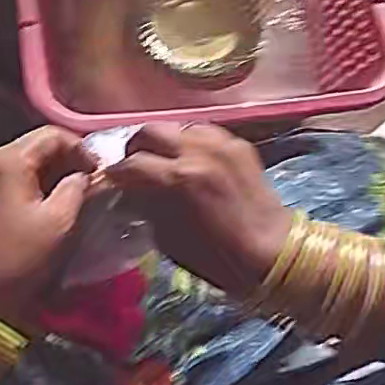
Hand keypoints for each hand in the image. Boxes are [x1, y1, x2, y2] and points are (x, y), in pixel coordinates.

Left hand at [0, 127, 95, 333]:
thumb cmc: (17, 258)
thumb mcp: (58, 222)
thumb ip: (77, 188)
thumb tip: (84, 175)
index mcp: (5, 160)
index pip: (51, 135)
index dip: (81, 149)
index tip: (98, 172)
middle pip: (33, 146)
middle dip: (64, 161)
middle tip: (88, 183)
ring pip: (20, 162)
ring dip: (48, 173)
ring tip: (71, 194)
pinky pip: (5, 178)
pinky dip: (28, 184)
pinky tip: (44, 204)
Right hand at [102, 123, 292, 296]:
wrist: (274, 254)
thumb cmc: (219, 258)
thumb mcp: (169, 238)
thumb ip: (148, 205)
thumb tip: (133, 191)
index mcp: (179, 179)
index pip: (131, 164)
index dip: (115, 173)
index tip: (110, 180)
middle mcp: (198, 152)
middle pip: (150, 131)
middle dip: (135, 148)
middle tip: (134, 165)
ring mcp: (221, 144)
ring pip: (177, 126)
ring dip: (163, 142)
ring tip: (162, 159)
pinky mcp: (239, 144)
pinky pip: (203, 131)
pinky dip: (190, 142)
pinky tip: (190, 158)